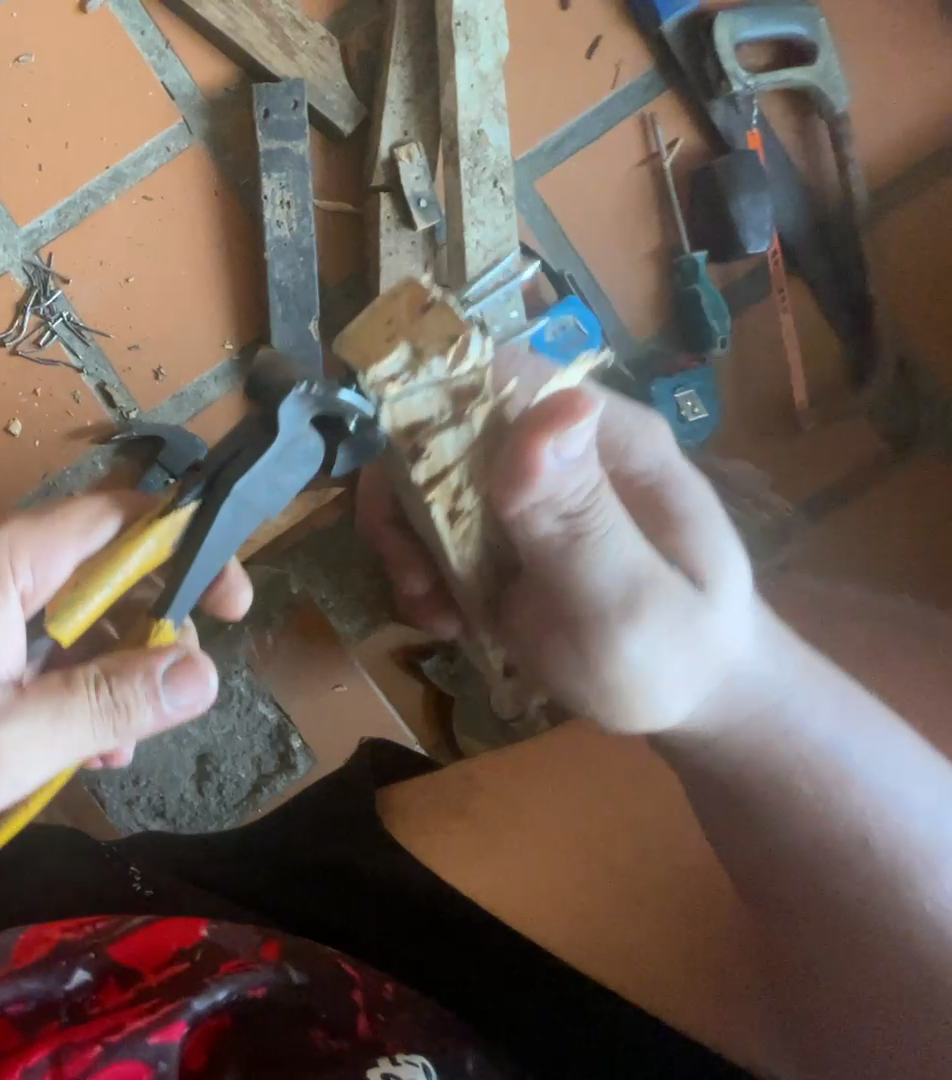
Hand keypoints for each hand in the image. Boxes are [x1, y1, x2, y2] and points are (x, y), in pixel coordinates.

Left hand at [0, 493, 252, 861]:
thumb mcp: (3, 744)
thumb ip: (105, 703)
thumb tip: (199, 669)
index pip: (119, 518)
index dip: (185, 549)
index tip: (226, 604)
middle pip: (92, 567)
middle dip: (142, 629)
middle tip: (164, 698)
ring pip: (54, 614)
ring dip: (92, 670)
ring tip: (106, 747)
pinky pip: (12, 641)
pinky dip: (44, 682)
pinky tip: (48, 744)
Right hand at [358, 347, 767, 735]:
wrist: (681, 703)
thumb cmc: (671, 656)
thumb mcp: (625, 598)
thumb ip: (578, 514)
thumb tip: (553, 408)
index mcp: (604, 439)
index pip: (498, 379)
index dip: (430, 415)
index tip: (408, 495)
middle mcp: (552, 448)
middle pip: (433, 434)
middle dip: (402, 506)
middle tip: (414, 577)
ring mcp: (516, 489)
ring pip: (414, 486)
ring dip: (403, 549)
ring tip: (431, 610)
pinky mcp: (490, 529)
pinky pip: (420, 530)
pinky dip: (414, 575)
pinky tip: (443, 618)